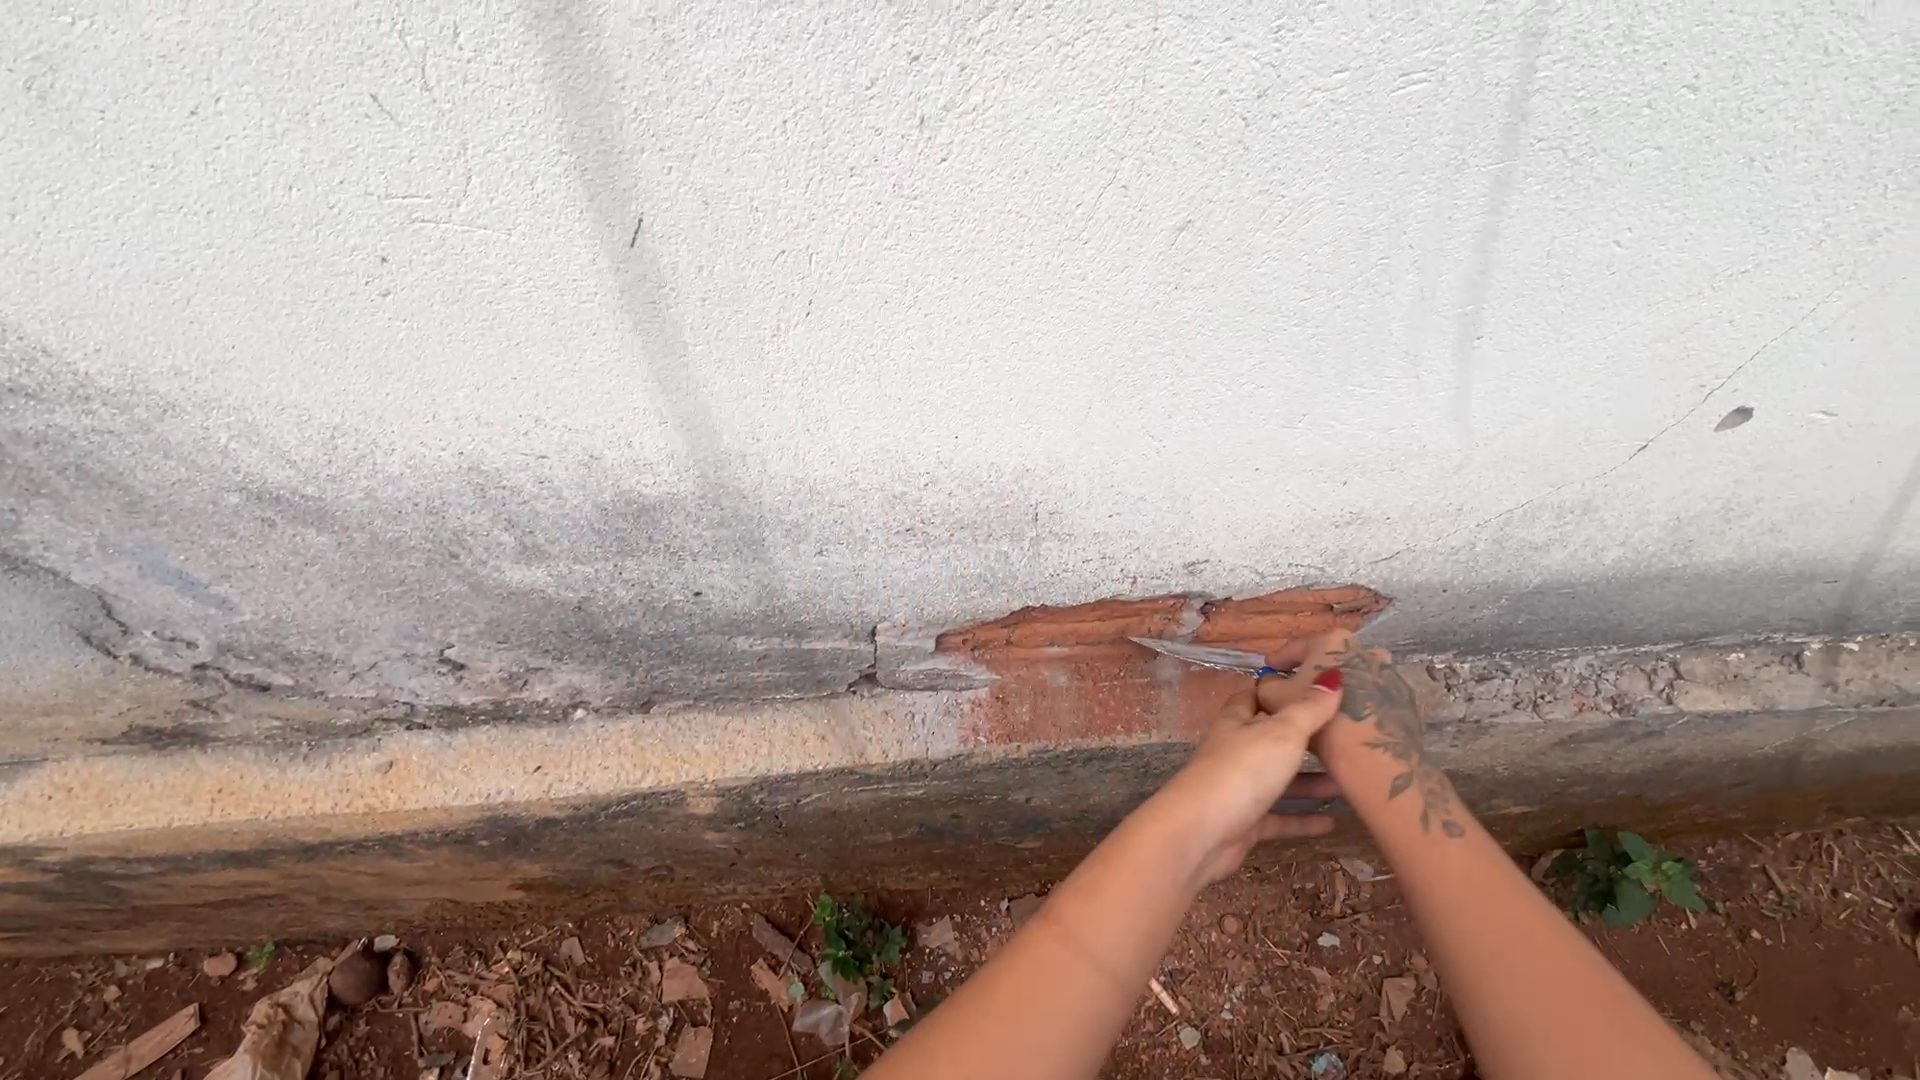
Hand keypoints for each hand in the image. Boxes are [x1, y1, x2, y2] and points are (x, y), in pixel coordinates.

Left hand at [1143, 660, 1345, 886]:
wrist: (1201, 832)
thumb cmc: (1241, 771)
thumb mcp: (1281, 733)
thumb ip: (1308, 709)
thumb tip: (1332, 676)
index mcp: (1236, 722)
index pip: (1254, 697)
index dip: (1278, 691)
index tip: (1314, 689)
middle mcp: (1234, 751)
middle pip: (1269, 739)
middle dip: (1302, 738)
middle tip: (1343, 738)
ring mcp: (1237, 787)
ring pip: (1277, 779)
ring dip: (1309, 780)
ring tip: (1347, 779)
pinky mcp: (1243, 822)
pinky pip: (1277, 817)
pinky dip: (1302, 818)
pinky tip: (1331, 822)